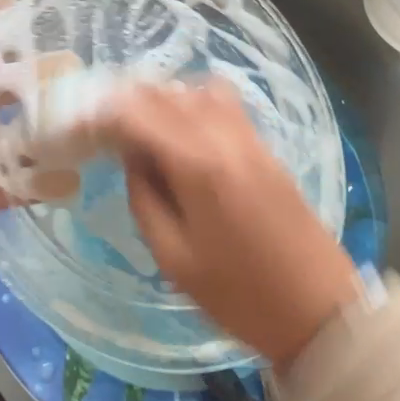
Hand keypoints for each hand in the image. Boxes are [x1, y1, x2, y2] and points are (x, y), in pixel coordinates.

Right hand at [95, 79, 361, 369]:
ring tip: (140, 123)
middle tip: (102, 120)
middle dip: (128, 99)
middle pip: (167, 94)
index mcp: (198, 165)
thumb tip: (131, 157)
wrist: (319, 310)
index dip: (103, 114)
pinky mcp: (266, 148)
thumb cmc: (240, 296)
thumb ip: (144, 199)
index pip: (138, 115)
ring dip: (163, 97)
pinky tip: (180, 129)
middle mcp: (224, 138)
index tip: (80, 124)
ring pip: (197, 90)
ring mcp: (250, 138)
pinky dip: (193, 102)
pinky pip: (223, 104)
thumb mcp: (174, 259)